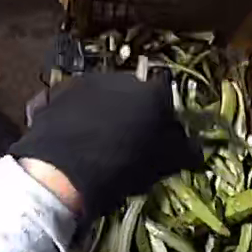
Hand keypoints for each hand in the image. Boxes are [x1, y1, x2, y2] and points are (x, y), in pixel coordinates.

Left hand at [9, 71, 200, 218]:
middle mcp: (121, 77)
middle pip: (132, 92)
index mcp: (152, 91)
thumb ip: (184, 151)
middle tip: (127, 139)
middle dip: (131, 110)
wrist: (62, 174)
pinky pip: (67, 102)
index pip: (165, 97)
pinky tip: (68, 136)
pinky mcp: (54, 94)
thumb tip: (198, 149)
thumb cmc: (123, 167)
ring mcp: (84, 82)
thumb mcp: (164, 164)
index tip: (158, 137)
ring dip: (100, 110)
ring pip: (100, 95)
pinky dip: (70, 114)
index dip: (162, 117)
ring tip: (95, 142)